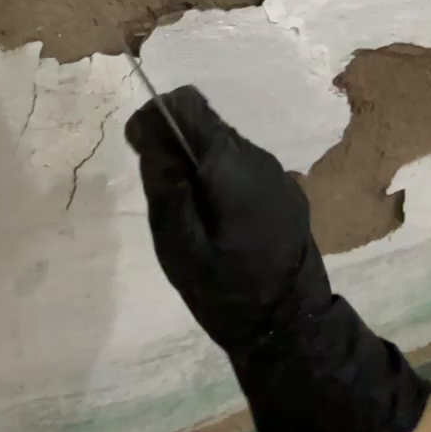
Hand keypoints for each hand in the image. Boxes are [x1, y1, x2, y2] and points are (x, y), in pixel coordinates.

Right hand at [125, 86, 331, 350]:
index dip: (156, 115)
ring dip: (197, 159)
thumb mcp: (177, 244)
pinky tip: (219, 215)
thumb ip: (163, 184)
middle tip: (158, 183)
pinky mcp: (285, 188)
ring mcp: (275, 171)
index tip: (139, 146)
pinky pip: (242, 163)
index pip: (187, 103)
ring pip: (222, 142)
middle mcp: (255, 155)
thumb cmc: (226, 288)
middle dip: (173, 140)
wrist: (291, 328)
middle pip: (204, 121)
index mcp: (228, 163)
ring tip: (187, 205)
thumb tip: (151, 135)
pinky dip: (219, 174)